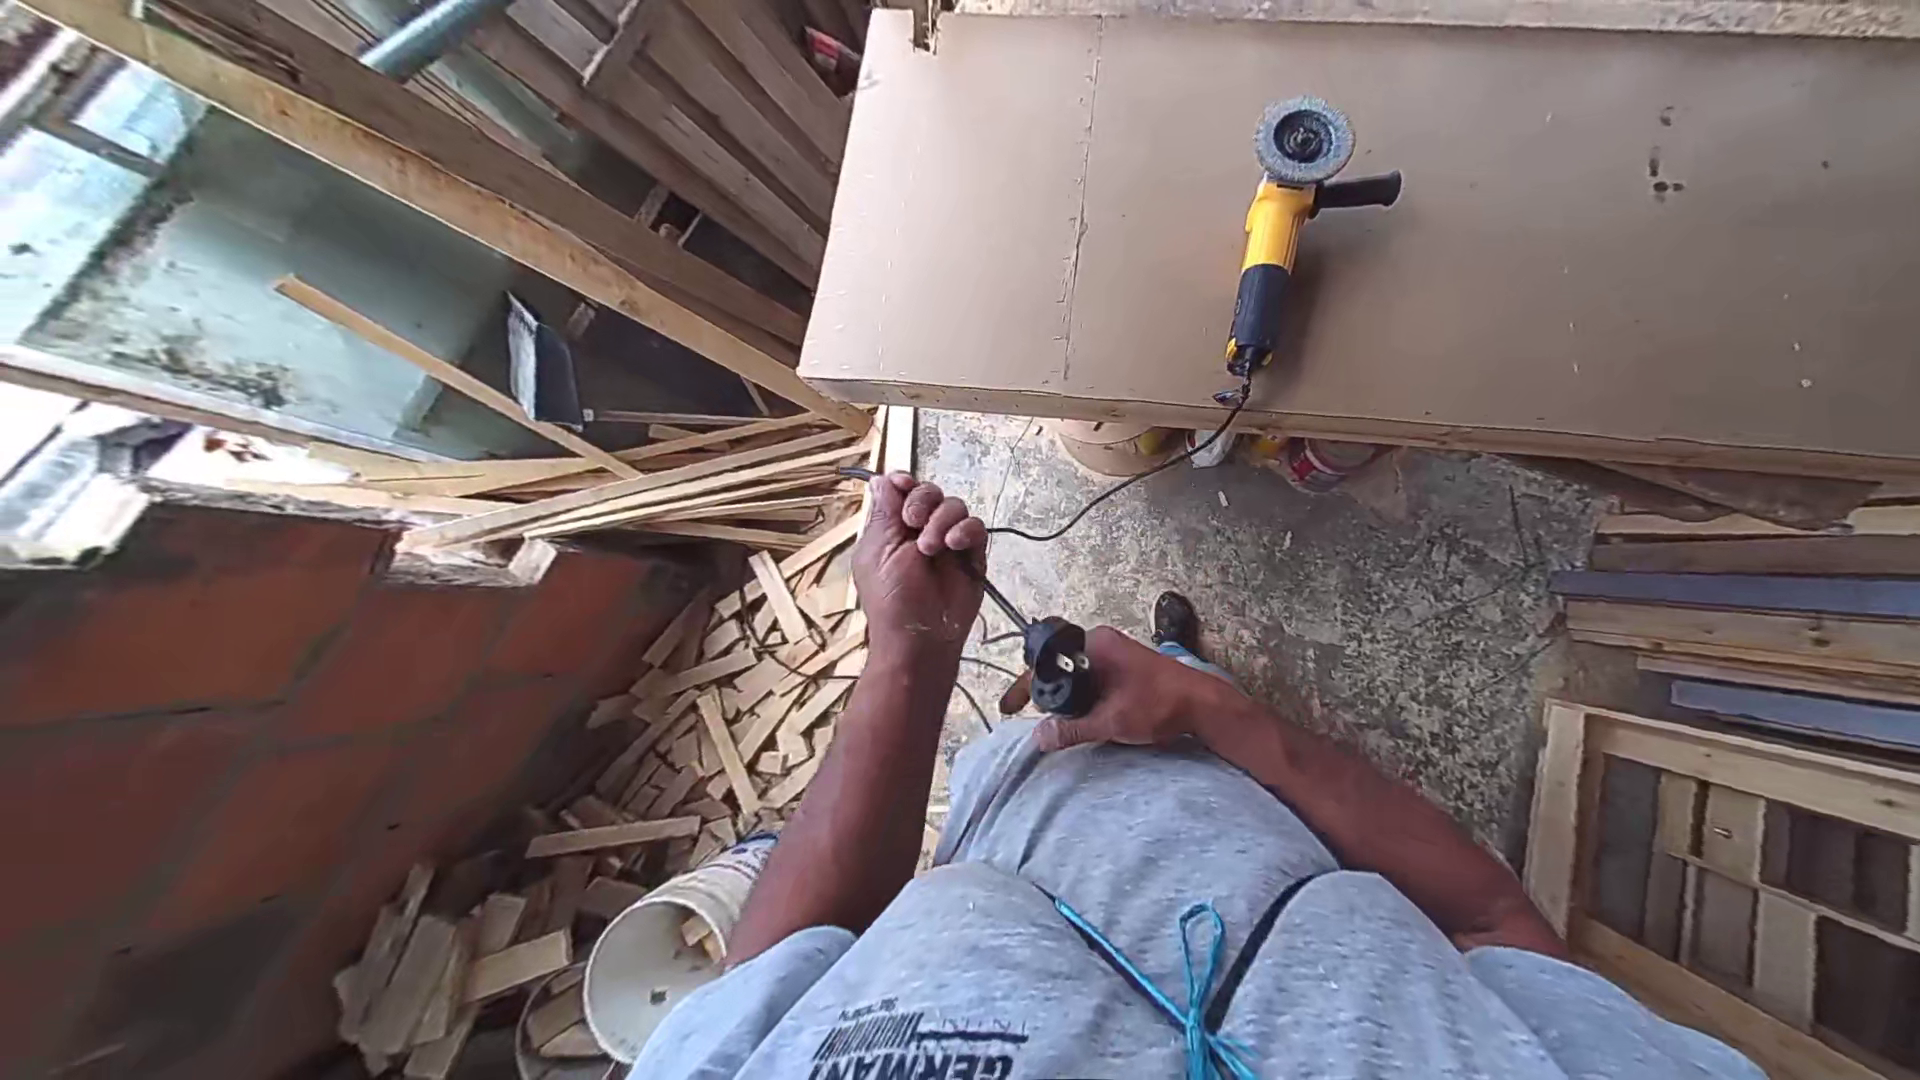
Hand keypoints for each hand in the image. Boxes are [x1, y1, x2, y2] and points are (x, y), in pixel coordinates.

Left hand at [852, 472, 987, 665]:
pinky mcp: (972, 555)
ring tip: (931, 547)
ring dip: (942, 519)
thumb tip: (879, 479)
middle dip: (923, 500)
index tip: (904, 485)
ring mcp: (948, 542)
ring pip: (955, 506)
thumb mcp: (878, 551)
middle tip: (913, 521)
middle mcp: (921, 530)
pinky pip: (976, 528)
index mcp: (893, 528)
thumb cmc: (891, 599)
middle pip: (931, 492)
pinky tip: (953, 544)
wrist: (920, 638)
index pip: (903, 490)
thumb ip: (884, 513)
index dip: (905, 483)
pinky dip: (966, 530)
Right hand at [1033, 627, 1227, 750]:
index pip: (1046, 662)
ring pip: (1075, 672)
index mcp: (1094, 644)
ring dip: (1065, 693)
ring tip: (1057, 718)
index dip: (1025, 686)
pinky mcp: (1124, 662)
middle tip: (1034, 715)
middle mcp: (1101, 641)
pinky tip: (1082, 712)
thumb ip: (1072, 729)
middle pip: (1058, 665)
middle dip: (1044, 689)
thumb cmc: (1161, 704)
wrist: (1204, 705)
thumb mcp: (1111, 721)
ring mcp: (1114, 650)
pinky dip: (1082, 692)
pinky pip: (1092, 674)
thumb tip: (1039, 738)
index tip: (1010, 706)